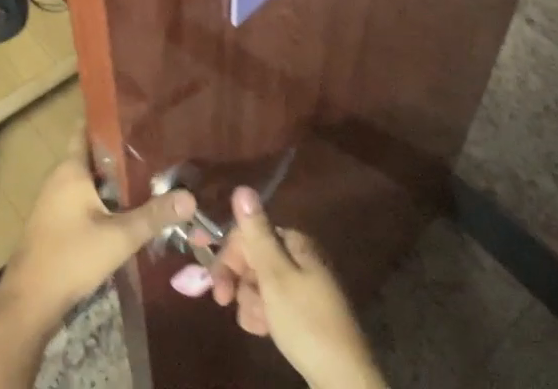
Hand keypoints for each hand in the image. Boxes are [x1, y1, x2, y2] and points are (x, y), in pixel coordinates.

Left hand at [0, 133, 196, 323]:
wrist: (30, 299)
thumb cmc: (72, 257)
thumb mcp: (120, 236)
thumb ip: (155, 215)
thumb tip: (191, 197)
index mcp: (70, 170)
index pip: (87, 130)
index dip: (110, 121)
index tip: (138, 116)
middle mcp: (58, 178)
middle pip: (92, 156)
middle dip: (120, 153)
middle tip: (156, 148)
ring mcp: (53, 201)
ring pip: (88, 180)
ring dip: (113, 179)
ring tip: (149, 175)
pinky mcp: (55, 222)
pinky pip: (82, 199)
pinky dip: (103, 198)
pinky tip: (125, 208)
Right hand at [206, 187, 385, 388]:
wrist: (340, 375)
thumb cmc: (305, 320)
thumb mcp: (275, 276)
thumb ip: (256, 233)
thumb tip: (243, 188)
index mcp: (294, 243)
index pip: (249, 234)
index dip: (228, 255)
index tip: (216, 284)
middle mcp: (298, 257)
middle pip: (252, 258)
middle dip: (239, 282)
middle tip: (226, 303)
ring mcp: (301, 284)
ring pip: (257, 284)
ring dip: (250, 303)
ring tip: (259, 323)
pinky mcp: (301, 310)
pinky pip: (271, 303)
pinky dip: (262, 315)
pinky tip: (265, 331)